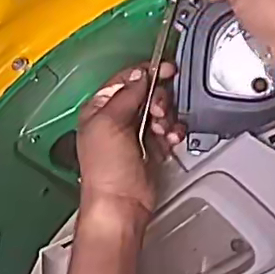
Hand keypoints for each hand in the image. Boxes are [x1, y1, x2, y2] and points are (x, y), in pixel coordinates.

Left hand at [75, 61, 184, 226]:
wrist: (121, 204)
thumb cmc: (106, 170)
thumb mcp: (110, 123)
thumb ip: (127, 95)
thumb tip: (140, 75)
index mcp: (100, 109)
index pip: (125, 80)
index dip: (146, 73)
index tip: (166, 69)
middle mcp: (117, 119)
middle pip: (147, 93)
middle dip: (158, 99)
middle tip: (158, 111)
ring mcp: (136, 133)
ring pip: (161, 110)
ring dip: (167, 117)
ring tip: (162, 130)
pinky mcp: (152, 147)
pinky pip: (169, 129)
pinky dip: (173, 131)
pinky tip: (170, 138)